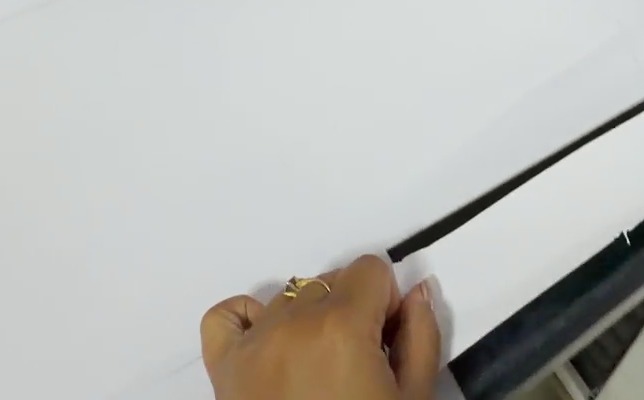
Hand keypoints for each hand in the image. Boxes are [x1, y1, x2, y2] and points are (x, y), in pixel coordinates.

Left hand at [201, 255, 441, 399]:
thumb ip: (420, 336)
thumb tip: (416, 291)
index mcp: (342, 325)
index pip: (372, 269)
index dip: (387, 304)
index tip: (386, 344)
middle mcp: (293, 323)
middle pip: (332, 280)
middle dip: (352, 312)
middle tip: (357, 369)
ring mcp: (253, 345)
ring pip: (289, 297)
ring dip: (308, 322)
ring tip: (318, 375)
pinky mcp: (223, 369)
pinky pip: (227, 316)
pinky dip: (249, 322)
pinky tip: (272, 348)